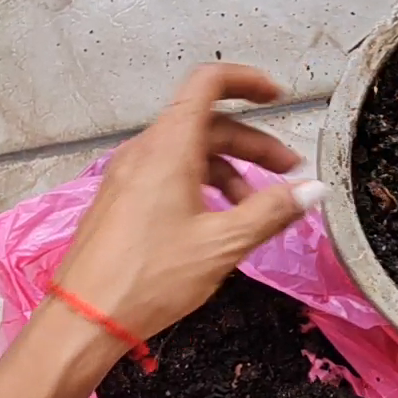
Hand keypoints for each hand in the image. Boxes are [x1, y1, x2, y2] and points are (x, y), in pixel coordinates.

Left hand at [54, 64, 324, 340]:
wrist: (85, 316)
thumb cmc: (148, 278)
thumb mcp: (222, 244)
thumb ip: (271, 212)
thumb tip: (312, 191)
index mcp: (169, 148)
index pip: (209, 83)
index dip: (247, 81)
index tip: (276, 96)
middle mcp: (145, 152)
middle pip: (207, 125)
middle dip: (252, 145)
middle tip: (287, 172)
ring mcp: (128, 175)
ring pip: (188, 154)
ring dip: (228, 172)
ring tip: (254, 209)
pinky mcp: (121, 199)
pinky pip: (168, 175)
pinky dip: (200, 186)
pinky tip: (216, 221)